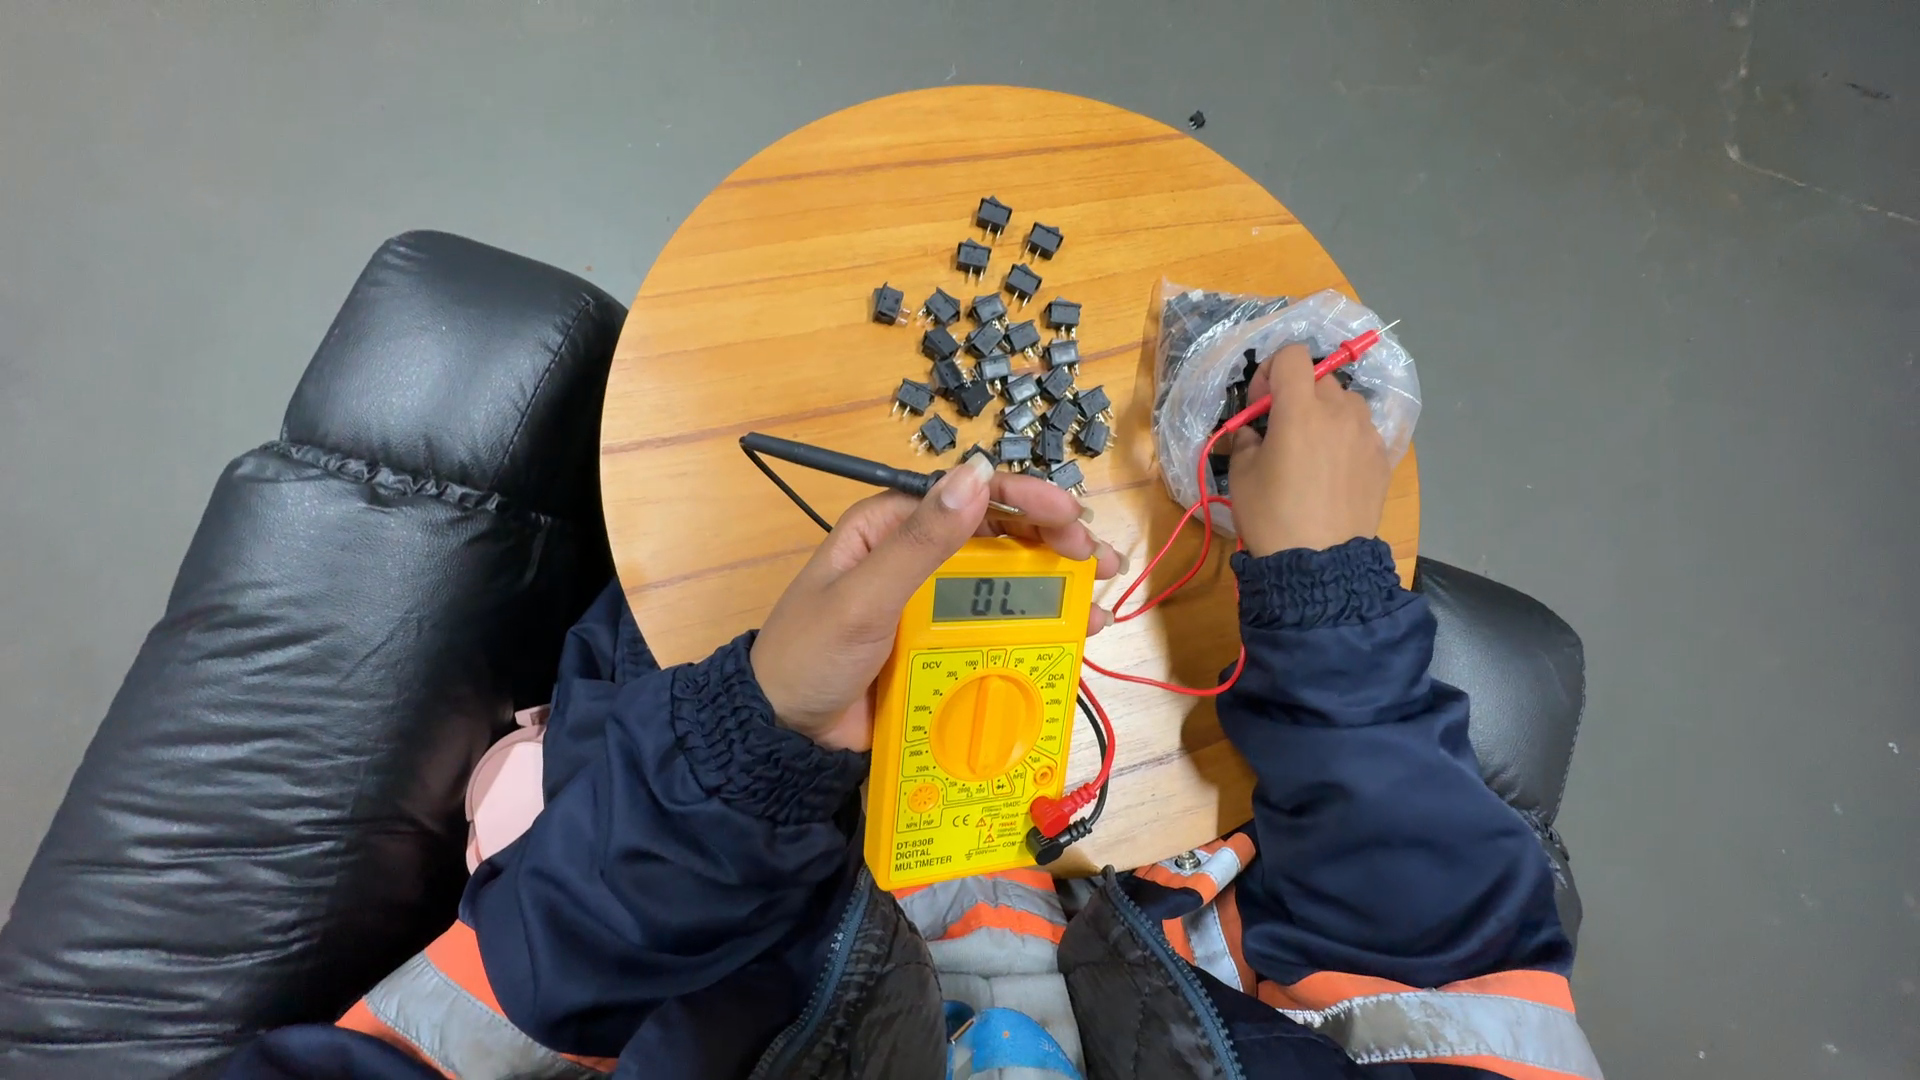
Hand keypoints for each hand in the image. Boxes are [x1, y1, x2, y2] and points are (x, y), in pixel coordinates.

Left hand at [752, 454, 1124, 750]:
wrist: (788, 735)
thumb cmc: (811, 655)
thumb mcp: (864, 595)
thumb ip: (921, 540)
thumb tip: (976, 472)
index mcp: (890, 526)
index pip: (966, 494)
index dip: (1023, 498)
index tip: (1070, 515)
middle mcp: (917, 555)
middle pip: (997, 534)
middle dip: (1052, 538)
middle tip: (1097, 558)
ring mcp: (933, 601)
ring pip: (1005, 579)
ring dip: (1055, 580)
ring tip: (1100, 593)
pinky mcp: (943, 641)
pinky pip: (997, 624)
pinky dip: (1037, 624)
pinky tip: (1075, 630)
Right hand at [1227, 343, 1391, 556]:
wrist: (1319, 562)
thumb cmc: (1271, 515)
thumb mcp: (1241, 474)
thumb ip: (1247, 439)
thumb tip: (1256, 431)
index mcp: (1300, 410)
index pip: (1291, 355)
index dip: (1270, 371)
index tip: (1259, 404)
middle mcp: (1340, 411)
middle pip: (1318, 377)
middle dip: (1296, 394)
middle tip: (1279, 430)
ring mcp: (1367, 433)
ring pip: (1344, 402)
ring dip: (1323, 413)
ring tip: (1309, 450)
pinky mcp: (1382, 457)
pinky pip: (1360, 431)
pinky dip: (1343, 438)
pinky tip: (1331, 472)